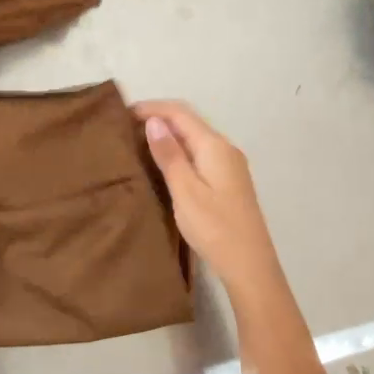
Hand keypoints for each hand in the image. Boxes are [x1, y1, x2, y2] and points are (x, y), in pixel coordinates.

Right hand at [134, 101, 285, 299]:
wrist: (250, 266)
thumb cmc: (215, 228)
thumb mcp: (185, 191)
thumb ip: (169, 155)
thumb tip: (154, 121)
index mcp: (215, 146)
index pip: (180, 113)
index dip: (152, 108)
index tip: (123, 114)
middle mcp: (225, 148)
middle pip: (189, 122)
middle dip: (159, 119)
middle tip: (127, 129)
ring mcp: (230, 165)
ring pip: (195, 138)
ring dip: (169, 135)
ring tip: (140, 144)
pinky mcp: (229, 181)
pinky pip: (200, 153)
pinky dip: (180, 150)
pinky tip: (165, 164)